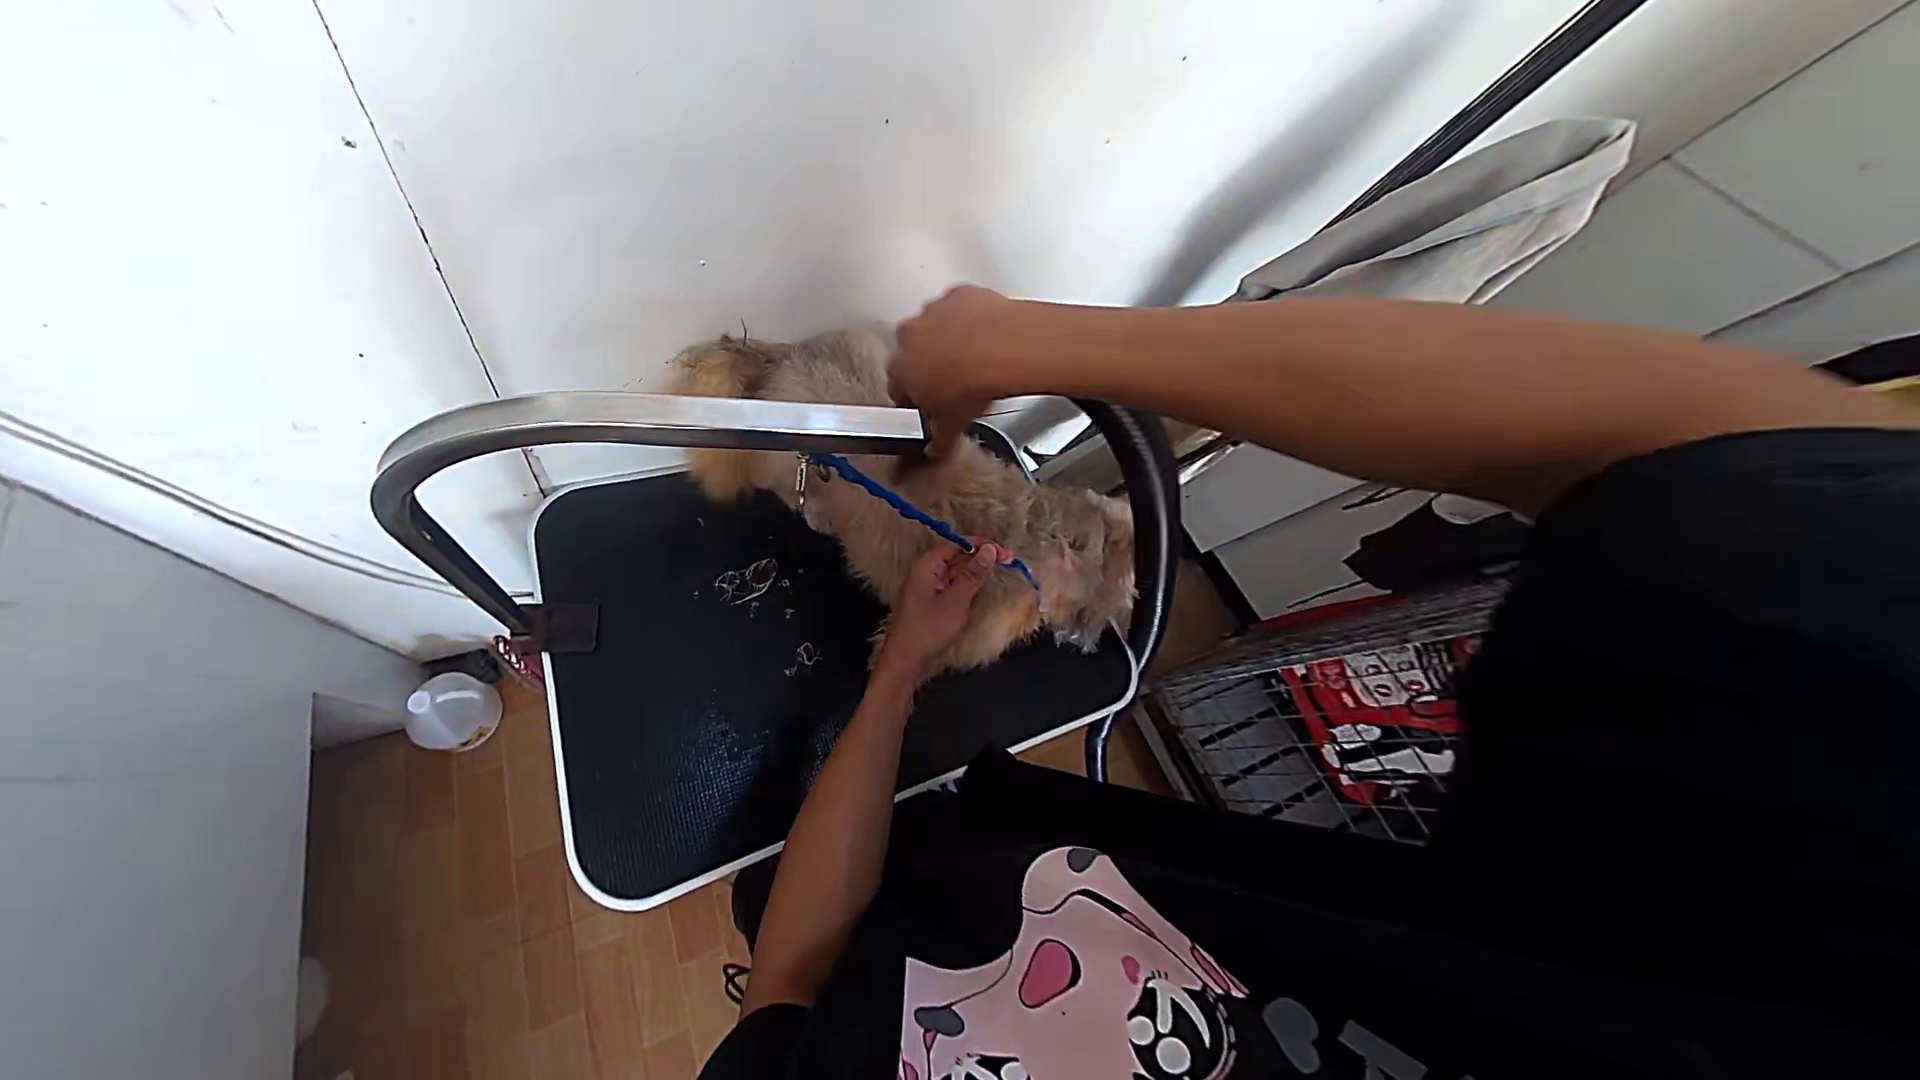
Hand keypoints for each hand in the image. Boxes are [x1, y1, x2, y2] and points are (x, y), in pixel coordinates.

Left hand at [873, 540, 1002, 683]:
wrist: (906, 661)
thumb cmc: (929, 629)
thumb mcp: (956, 600)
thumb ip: (973, 574)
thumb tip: (990, 550)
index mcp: (927, 566)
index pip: (956, 544)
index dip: (980, 544)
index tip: (1003, 551)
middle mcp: (925, 572)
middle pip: (955, 556)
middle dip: (981, 557)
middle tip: (1008, 560)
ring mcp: (927, 588)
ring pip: (955, 571)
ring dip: (976, 570)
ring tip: (999, 570)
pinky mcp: (931, 602)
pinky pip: (952, 585)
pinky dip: (967, 584)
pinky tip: (981, 586)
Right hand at [892, 285, 1020, 456]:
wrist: (1003, 349)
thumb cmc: (973, 382)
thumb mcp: (954, 424)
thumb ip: (939, 440)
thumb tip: (936, 450)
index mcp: (900, 369)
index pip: (898, 388)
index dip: (915, 397)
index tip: (929, 402)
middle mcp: (909, 336)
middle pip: (913, 354)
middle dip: (928, 365)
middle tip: (953, 380)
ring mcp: (931, 312)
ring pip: (934, 327)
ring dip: (947, 339)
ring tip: (973, 357)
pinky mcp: (956, 295)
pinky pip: (958, 307)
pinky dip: (968, 317)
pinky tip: (984, 334)